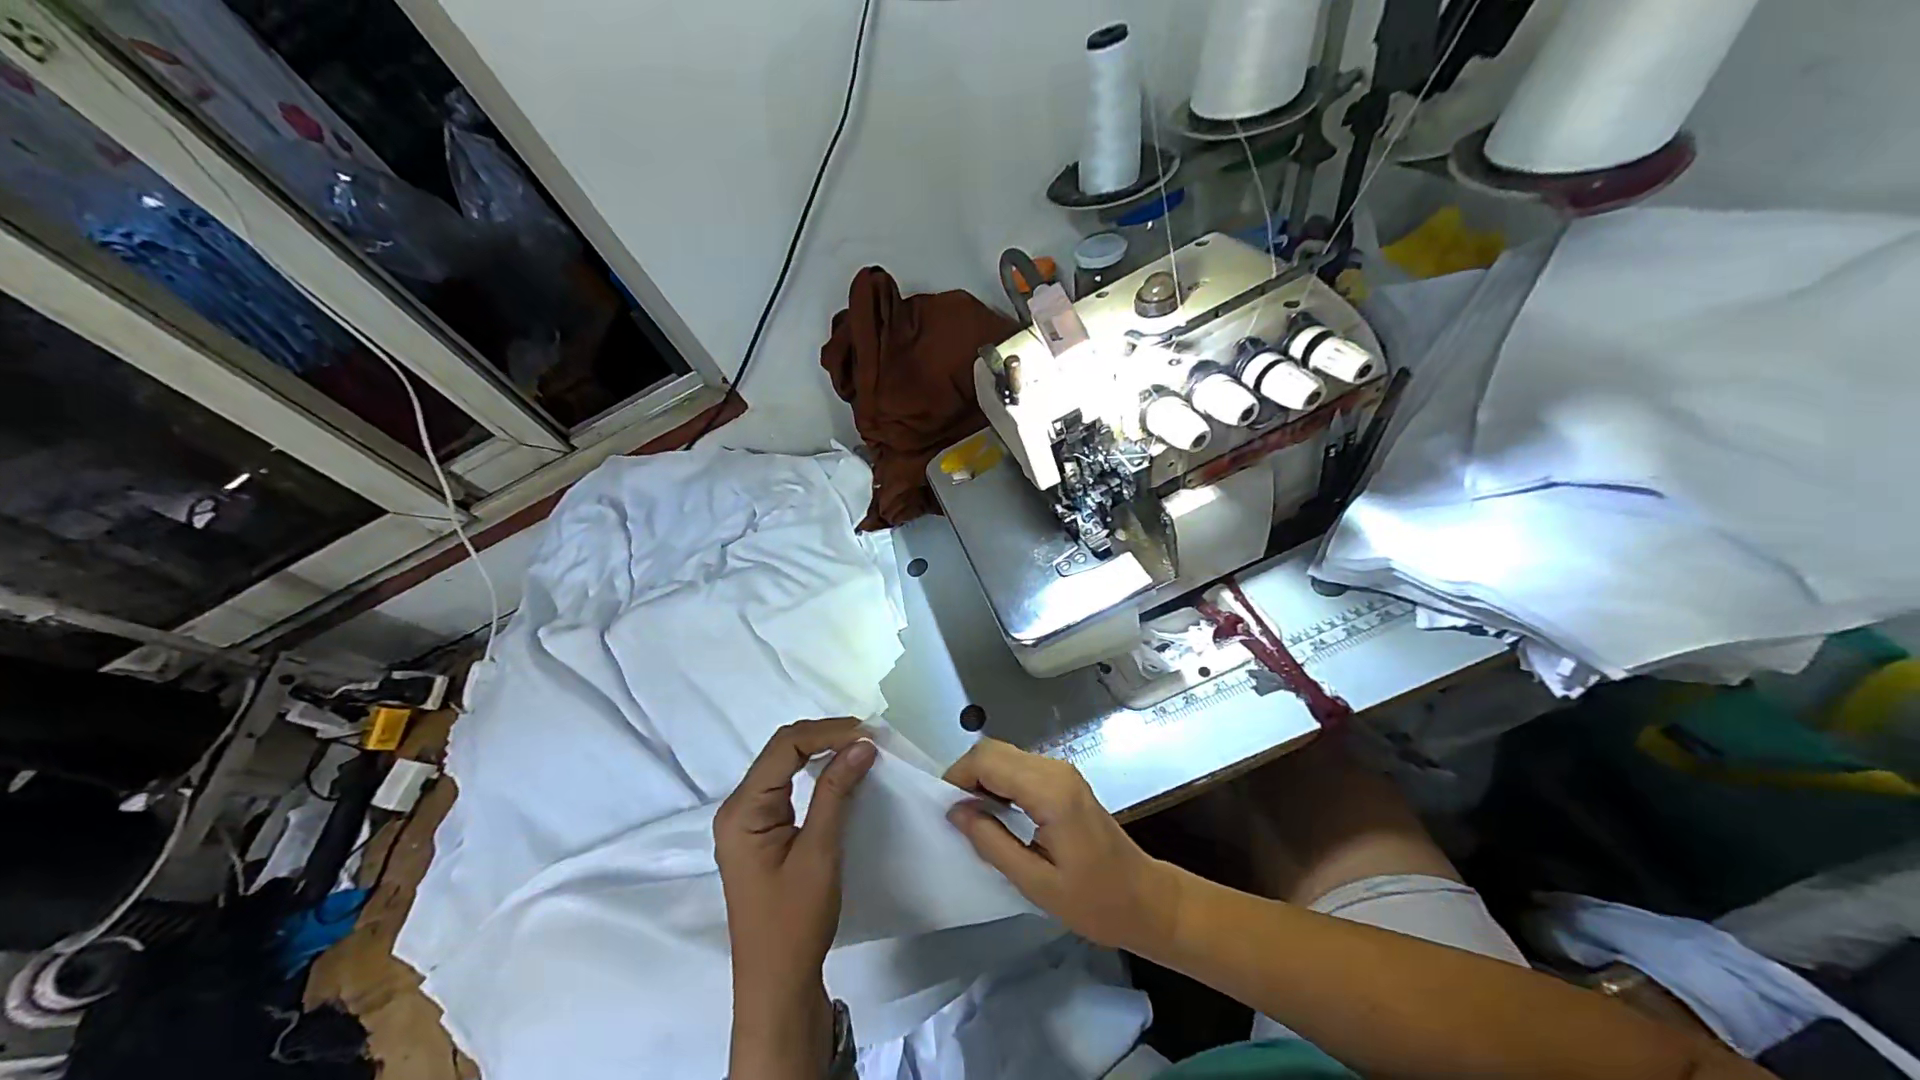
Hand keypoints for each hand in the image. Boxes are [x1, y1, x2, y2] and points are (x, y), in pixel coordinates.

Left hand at [715, 718, 876, 1079]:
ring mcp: (748, 820)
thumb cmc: (794, 921)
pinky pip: (788, 787)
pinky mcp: (762, 833)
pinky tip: (840, 773)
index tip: (869, 734)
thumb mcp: (819, 852)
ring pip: (785, 766)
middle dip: (825, 737)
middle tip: (869, 739)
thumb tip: (862, 744)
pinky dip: (816, 773)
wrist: (777, 984)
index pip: (784, 747)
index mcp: (742, 809)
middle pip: (781, 751)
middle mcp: (738, 807)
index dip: (827, 732)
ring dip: (822, 752)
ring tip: (860, 749)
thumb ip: (836, 792)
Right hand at [943, 738, 1181, 952]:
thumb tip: (955, 811)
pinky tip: (996, 813)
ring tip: (972, 817)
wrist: (1145, 899)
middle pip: (994, 750)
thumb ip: (992, 842)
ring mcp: (1062, 771)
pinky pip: (1019, 767)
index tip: (944, 809)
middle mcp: (1055, 769)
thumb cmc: (1094, 900)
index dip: (958, 777)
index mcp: (1049, 791)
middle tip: (955, 814)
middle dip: (967, 775)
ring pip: (1005, 755)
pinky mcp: (1064, 780)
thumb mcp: (1035, 883)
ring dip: (982, 777)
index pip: (988, 760)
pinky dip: (999, 781)